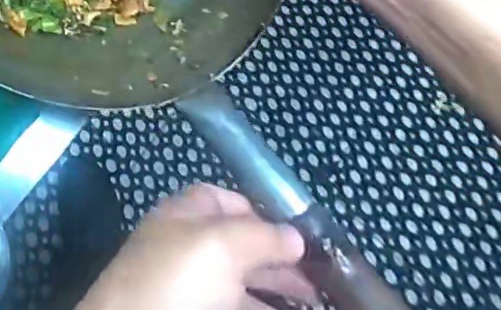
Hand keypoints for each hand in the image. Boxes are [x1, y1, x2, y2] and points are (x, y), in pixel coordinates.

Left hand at [79, 184, 313, 309]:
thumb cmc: (176, 282)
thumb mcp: (219, 246)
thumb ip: (259, 236)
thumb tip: (294, 234)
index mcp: (183, 218)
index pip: (221, 202)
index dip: (260, 215)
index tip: (301, 240)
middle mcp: (186, 250)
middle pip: (238, 250)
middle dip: (279, 266)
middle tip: (325, 289)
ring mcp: (190, 292)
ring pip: (239, 290)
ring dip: (276, 298)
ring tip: (318, 308)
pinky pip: (236, 309)